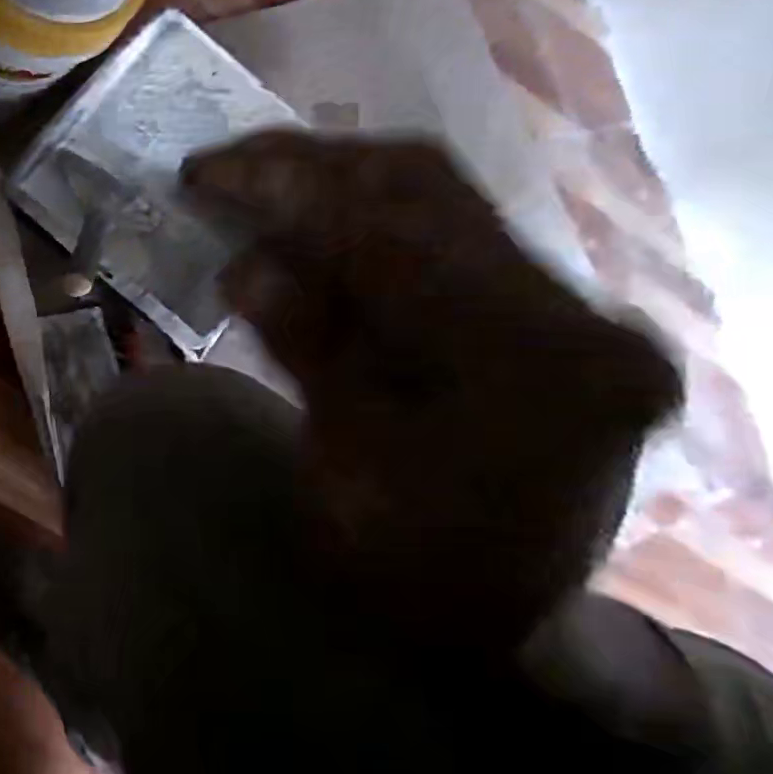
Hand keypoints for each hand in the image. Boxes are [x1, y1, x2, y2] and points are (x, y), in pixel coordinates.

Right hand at [183, 132, 680, 652]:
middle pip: (424, 190)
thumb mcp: (342, 462)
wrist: (486, 608)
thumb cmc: (409, 563)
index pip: (398, 239)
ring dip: (325, 175)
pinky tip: (293, 212)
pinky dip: (349, 208)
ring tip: (244, 176)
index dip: (287, 194)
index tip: (202, 175)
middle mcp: (570, 314)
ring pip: (432, 194)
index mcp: (537, 368)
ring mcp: (557, 302)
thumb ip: (308, 351)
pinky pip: (431, 224)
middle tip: (214, 165)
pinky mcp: (527, 302)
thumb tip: (243, 267)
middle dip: (303, 165)